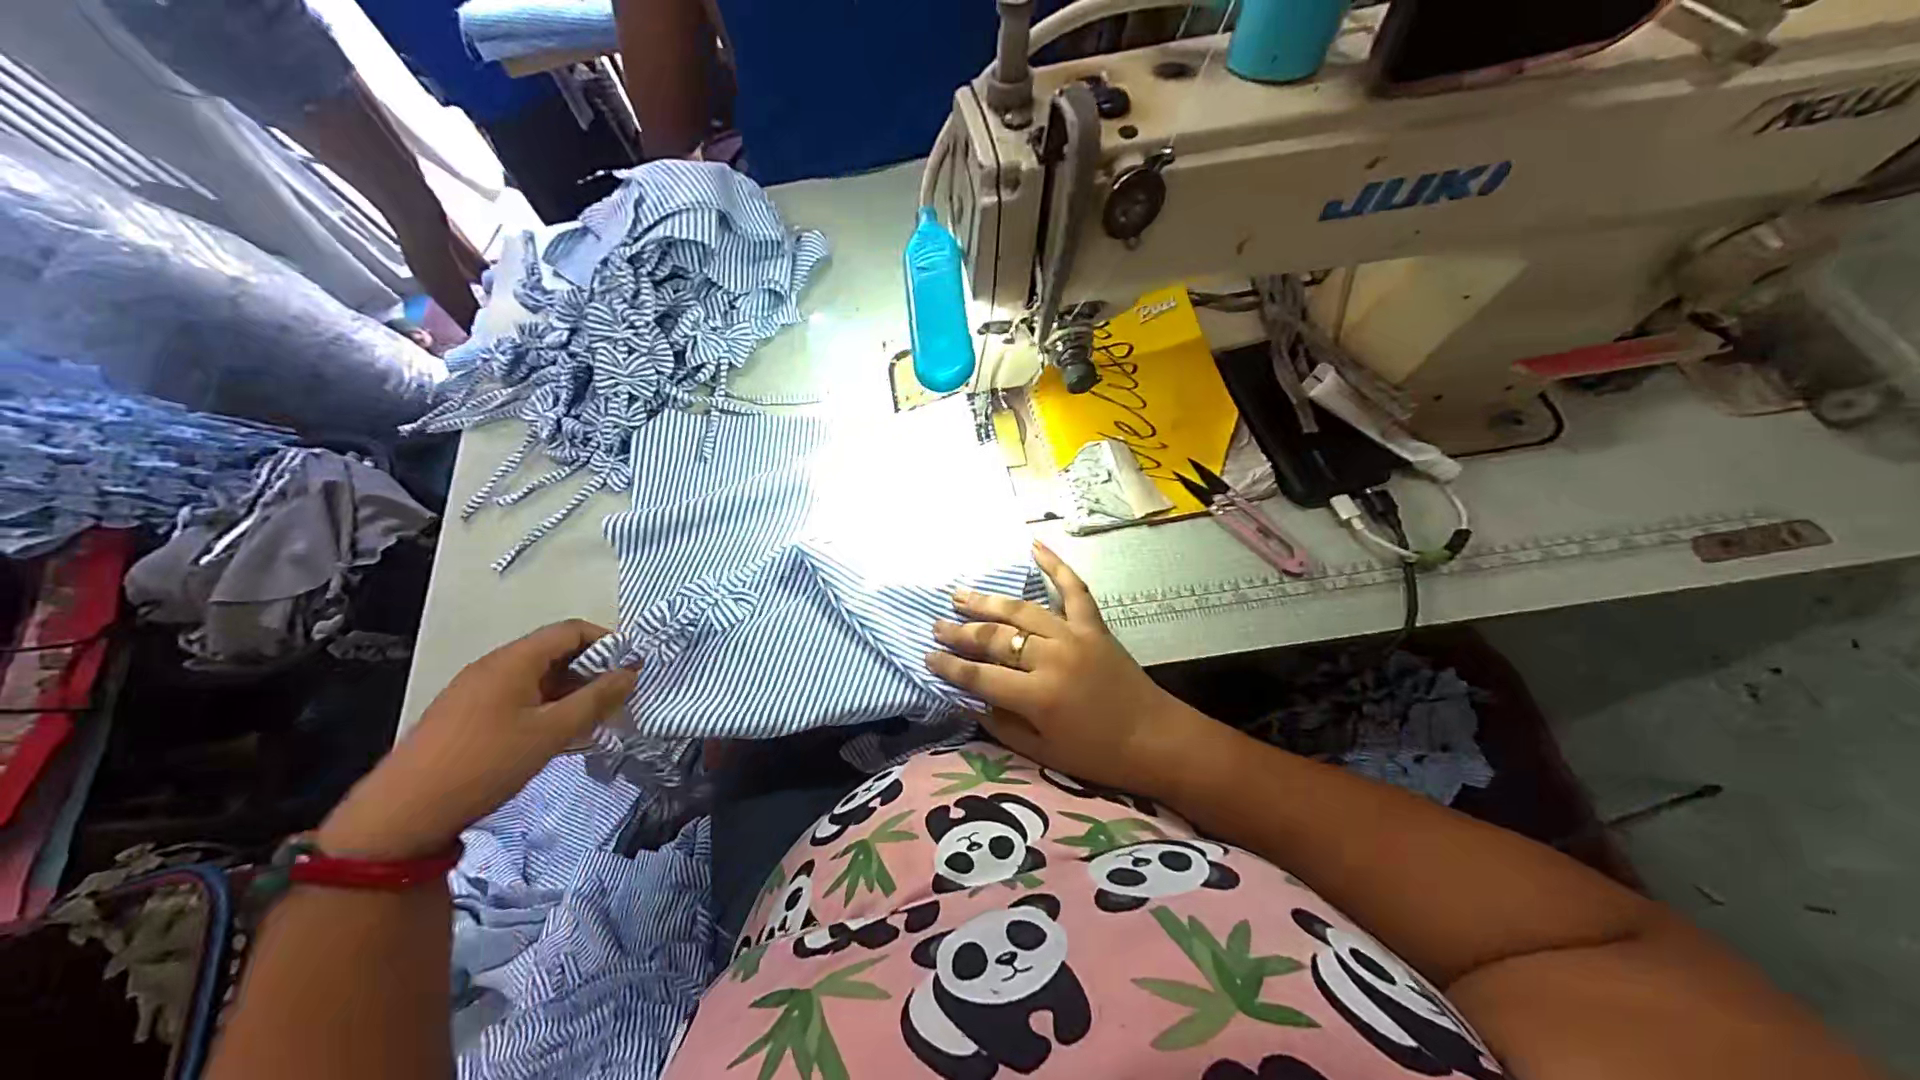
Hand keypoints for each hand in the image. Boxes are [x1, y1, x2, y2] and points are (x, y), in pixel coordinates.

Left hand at [318, 620, 637, 860]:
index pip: (571, 630)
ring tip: (593, 723)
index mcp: (514, 660)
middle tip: (617, 701)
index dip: (607, 643)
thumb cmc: (486, 764)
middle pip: (554, 652)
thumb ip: (596, 699)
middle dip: (592, 671)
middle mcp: (494, 666)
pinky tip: (557, 738)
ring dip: (571, 693)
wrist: (402, 815)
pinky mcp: (466, 716)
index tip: (631, 669)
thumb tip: (630, 673)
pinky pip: (519, 698)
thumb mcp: (552, 732)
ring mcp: (476, 691)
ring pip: (538, 678)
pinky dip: (547, 708)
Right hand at [926, 542, 1221, 799]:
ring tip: (960, 595)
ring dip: (988, 602)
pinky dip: (1057, 566)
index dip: (949, 668)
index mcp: (1038, 697)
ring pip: (1022, 611)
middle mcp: (1052, 659)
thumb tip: (968, 699)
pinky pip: (1074, 590)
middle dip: (960, 633)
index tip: (926, 656)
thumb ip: (1001, 725)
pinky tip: (1036, 546)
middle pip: (995, 640)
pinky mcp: (1095, 627)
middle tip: (936, 625)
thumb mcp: (1042, 753)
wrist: (1157, 740)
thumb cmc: (1097, 755)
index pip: (980, 677)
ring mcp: (1075, 637)